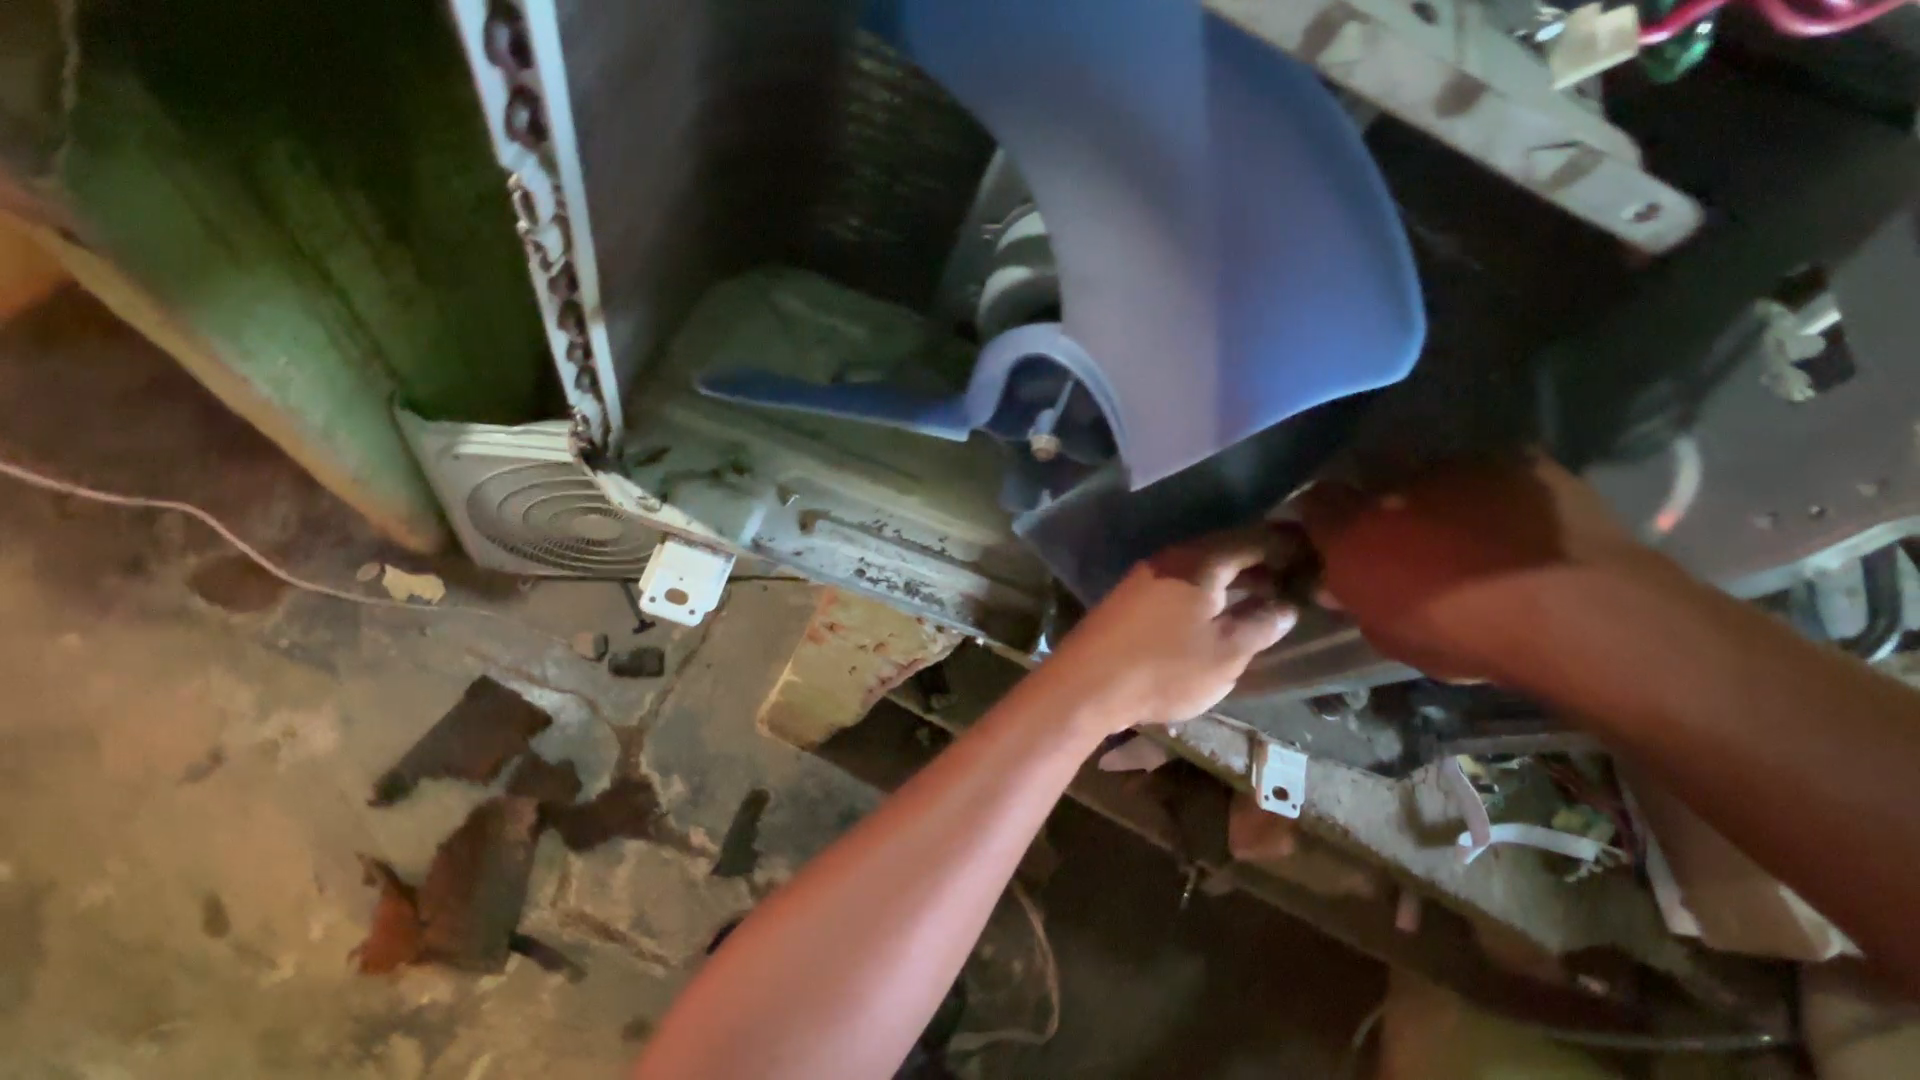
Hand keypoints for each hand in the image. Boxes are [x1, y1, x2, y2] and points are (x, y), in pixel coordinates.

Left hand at [1040, 529, 1300, 731]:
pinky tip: (1219, 613)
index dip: (1288, 546)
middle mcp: (1172, 557)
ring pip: (1203, 569)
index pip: (1255, 538)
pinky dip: (1208, 592)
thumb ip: (1262, 624)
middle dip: (1262, 562)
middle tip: (1295, 579)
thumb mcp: (1227, 652)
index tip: (1314, 556)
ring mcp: (1147, 577)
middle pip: (1226, 550)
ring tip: (1264, 599)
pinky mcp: (1131, 600)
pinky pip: (1182, 584)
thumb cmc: (1164, 668)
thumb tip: (1286, 605)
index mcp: (1201, 561)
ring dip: (1235, 579)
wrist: (1085, 686)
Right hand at [1295, 454, 1677, 680]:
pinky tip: (1513, 534)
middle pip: (1377, 487)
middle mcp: (1399, 481)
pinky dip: (1494, 500)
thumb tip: (1333, 581)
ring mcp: (1465, 466)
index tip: (1333, 547)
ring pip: (1436, 481)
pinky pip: (1495, 480)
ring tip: (1467, 543)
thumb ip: (1353, 594)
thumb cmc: (1461, 629)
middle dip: (1383, 512)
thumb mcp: (1386, 631)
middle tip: (1405, 549)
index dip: (1322, 523)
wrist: (1573, 612)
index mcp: (1356, 524)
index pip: (1317, 504)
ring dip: (1440, 504)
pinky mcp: (1527, 464)